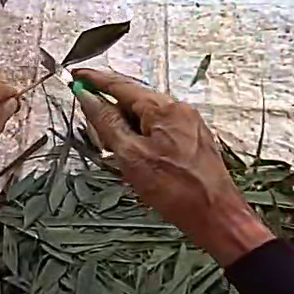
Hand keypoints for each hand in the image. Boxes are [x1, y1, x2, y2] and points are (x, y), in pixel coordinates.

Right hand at [70, 68, 272, 265]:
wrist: (216, 216)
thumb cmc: (178, 190)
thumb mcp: (130, 155)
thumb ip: (107, 123)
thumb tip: (89, 99)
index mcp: (164, 109)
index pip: (121, 85)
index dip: (94, 79)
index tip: (77, 76)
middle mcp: (179, 111)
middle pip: (133, 100)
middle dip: (109, 110)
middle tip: (90, 122)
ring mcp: (188, 125)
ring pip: (145, 117)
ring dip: (125, 128)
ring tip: (115, 151)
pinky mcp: (192, 141)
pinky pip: (158, 129)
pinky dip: (140, 137)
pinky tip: (135, 157)